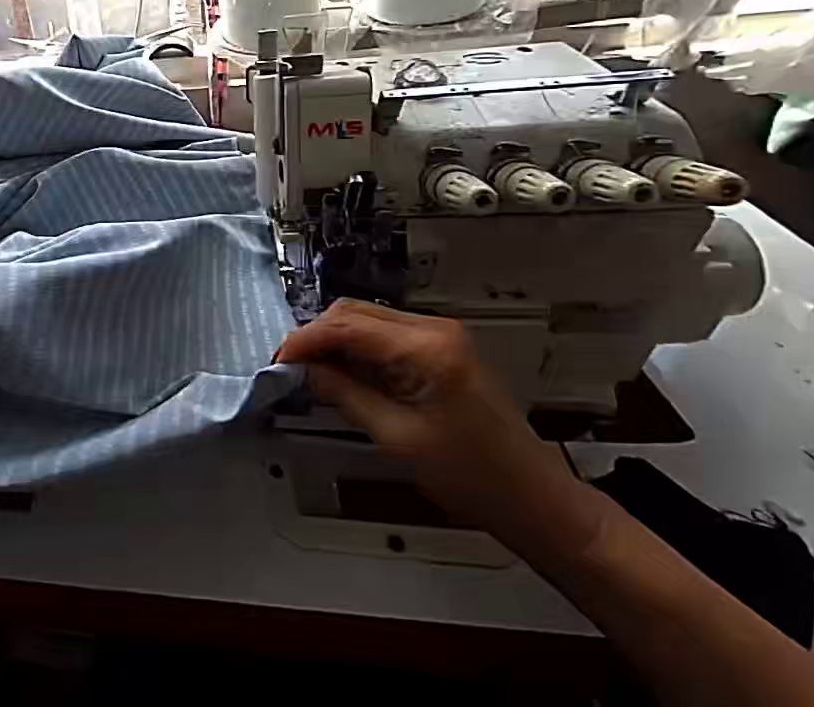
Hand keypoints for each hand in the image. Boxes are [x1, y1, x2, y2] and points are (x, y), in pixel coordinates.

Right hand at [275, 300, 592, 545]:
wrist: (535, 500)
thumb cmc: (470, 475)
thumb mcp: (394, 435)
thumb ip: (342, 393)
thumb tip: (302, 370)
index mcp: (426, 348)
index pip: (345, 325)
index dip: (304, 340)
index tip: (278, 363)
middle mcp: (434, 329)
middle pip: (353, 312)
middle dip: (315, 336)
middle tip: (291, 368)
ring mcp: (440, 336)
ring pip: (364, 319)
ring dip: (333, 341)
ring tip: (310, 372)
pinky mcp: (441, 349)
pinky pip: (383, 335)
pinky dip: (354, 348)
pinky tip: (341, 373)